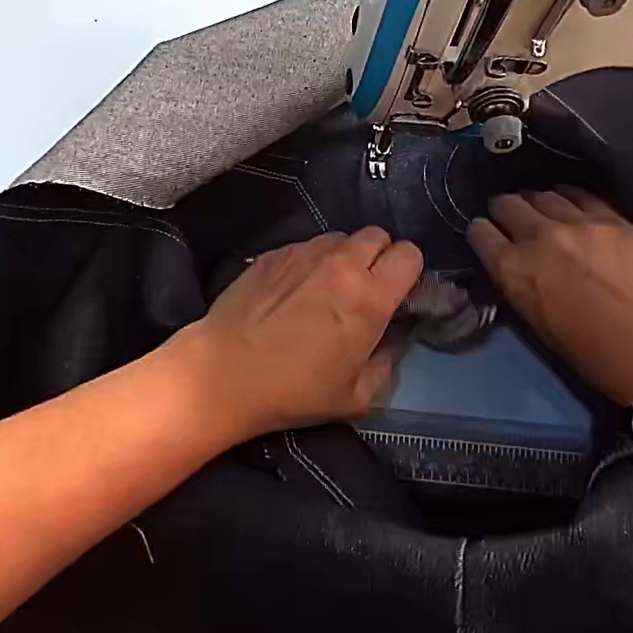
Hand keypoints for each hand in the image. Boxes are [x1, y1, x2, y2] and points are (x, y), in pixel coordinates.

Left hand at [167, 227, 421, 439]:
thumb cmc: (293, 391)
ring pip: (342, 237)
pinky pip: (307, 245)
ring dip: (345, 256)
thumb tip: (395, 339)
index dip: (409, 271)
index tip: (398, 292)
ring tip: (329, 285)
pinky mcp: (275, 252)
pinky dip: (312, 260)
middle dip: (380, 256)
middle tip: (366, 286)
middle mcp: (342, 264)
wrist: (223, 374)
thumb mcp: (357, 398)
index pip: (409, 254)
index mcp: (370, 297)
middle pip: (379, 235)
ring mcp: (305, 253)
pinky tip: (295, 289)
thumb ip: (388, 363)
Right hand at [468, 189, 632, 404]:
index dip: (482, 233)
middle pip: (509, 205)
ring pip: (545, 195)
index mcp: (518, 275)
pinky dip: (571, 196)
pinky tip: (573, 202)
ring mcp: (582, 223)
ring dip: (537, 201)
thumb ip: (532, 297)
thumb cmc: (617, 364)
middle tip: (508, 216)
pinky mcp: (617, 218)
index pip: (483, 236)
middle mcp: (542, 240)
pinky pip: (582, 195)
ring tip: (540, 208)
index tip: (484, 234)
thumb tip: (531, 281)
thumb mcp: (553, 337)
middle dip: (504, 210)